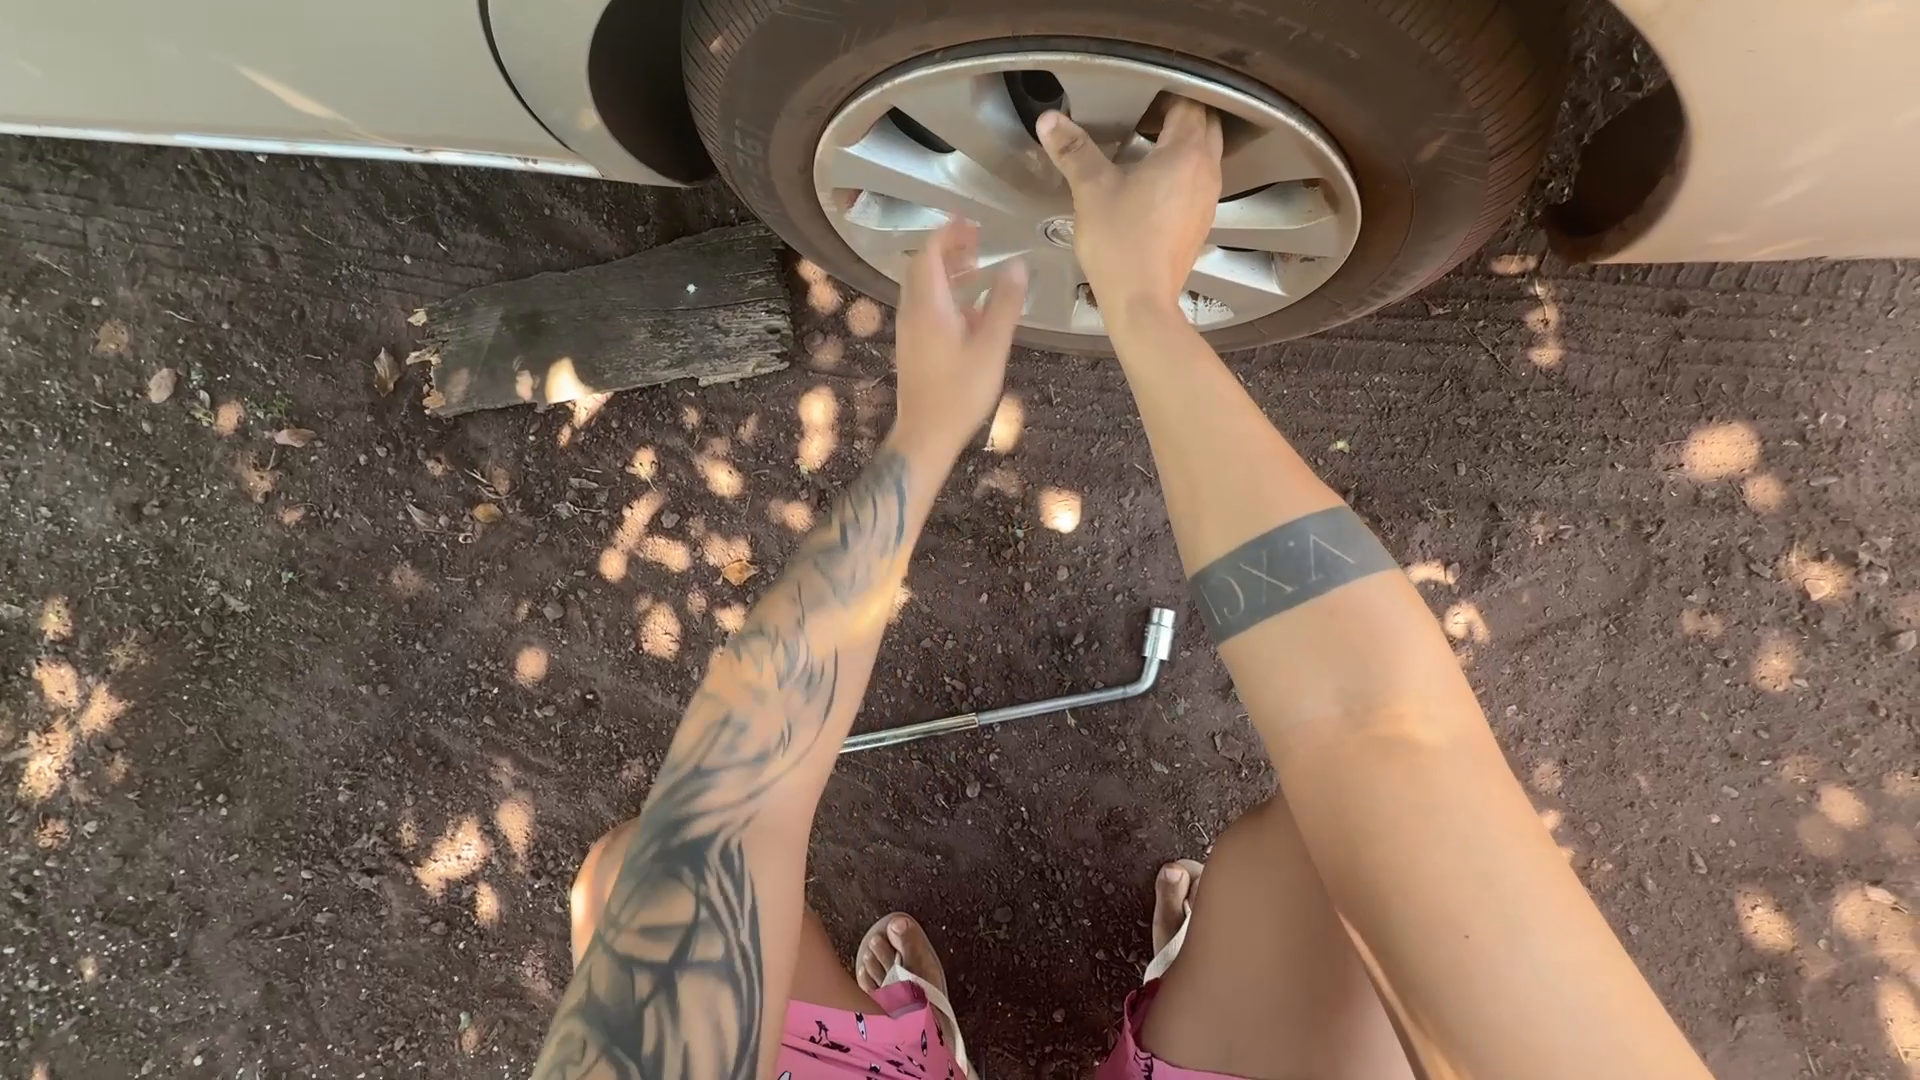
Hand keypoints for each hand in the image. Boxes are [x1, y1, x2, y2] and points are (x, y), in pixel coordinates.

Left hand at [890, 221, 1027, 453]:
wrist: (926, 434)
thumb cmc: (960, 393)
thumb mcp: (991, 348)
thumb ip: (1004, 304)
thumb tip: (1017, 264)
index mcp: (928, 306)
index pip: (930, 253)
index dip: (949, 233)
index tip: (971, 222)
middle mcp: (912, 313)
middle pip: (923, 268)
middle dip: (949, 250)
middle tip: (978, 243)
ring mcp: (910, 331)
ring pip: (923, 289)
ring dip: (948, 274)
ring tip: (978, 271)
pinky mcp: (913, 348)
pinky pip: (926, 309)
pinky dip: (945, 297)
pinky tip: (970, 312)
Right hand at [1037, 98, 1222, 316]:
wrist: (1140, 301)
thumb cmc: (1121, 246)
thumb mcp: (1091, 190)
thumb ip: (1074, 151)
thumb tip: (1050, 122)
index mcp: (1186, 153)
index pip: (1189, 103)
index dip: (1166, 95)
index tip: (1143, 98)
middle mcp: (1206, 173)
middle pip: (1206, 126)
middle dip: (1181, 116)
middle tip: (1148, 118)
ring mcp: (1206, 202)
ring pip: (1205, 157)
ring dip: (1184, 147)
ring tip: (1148, 150)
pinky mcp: (1198, 227)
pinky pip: (1197, 188)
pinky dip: (1182, 178)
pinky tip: (1153, 190)